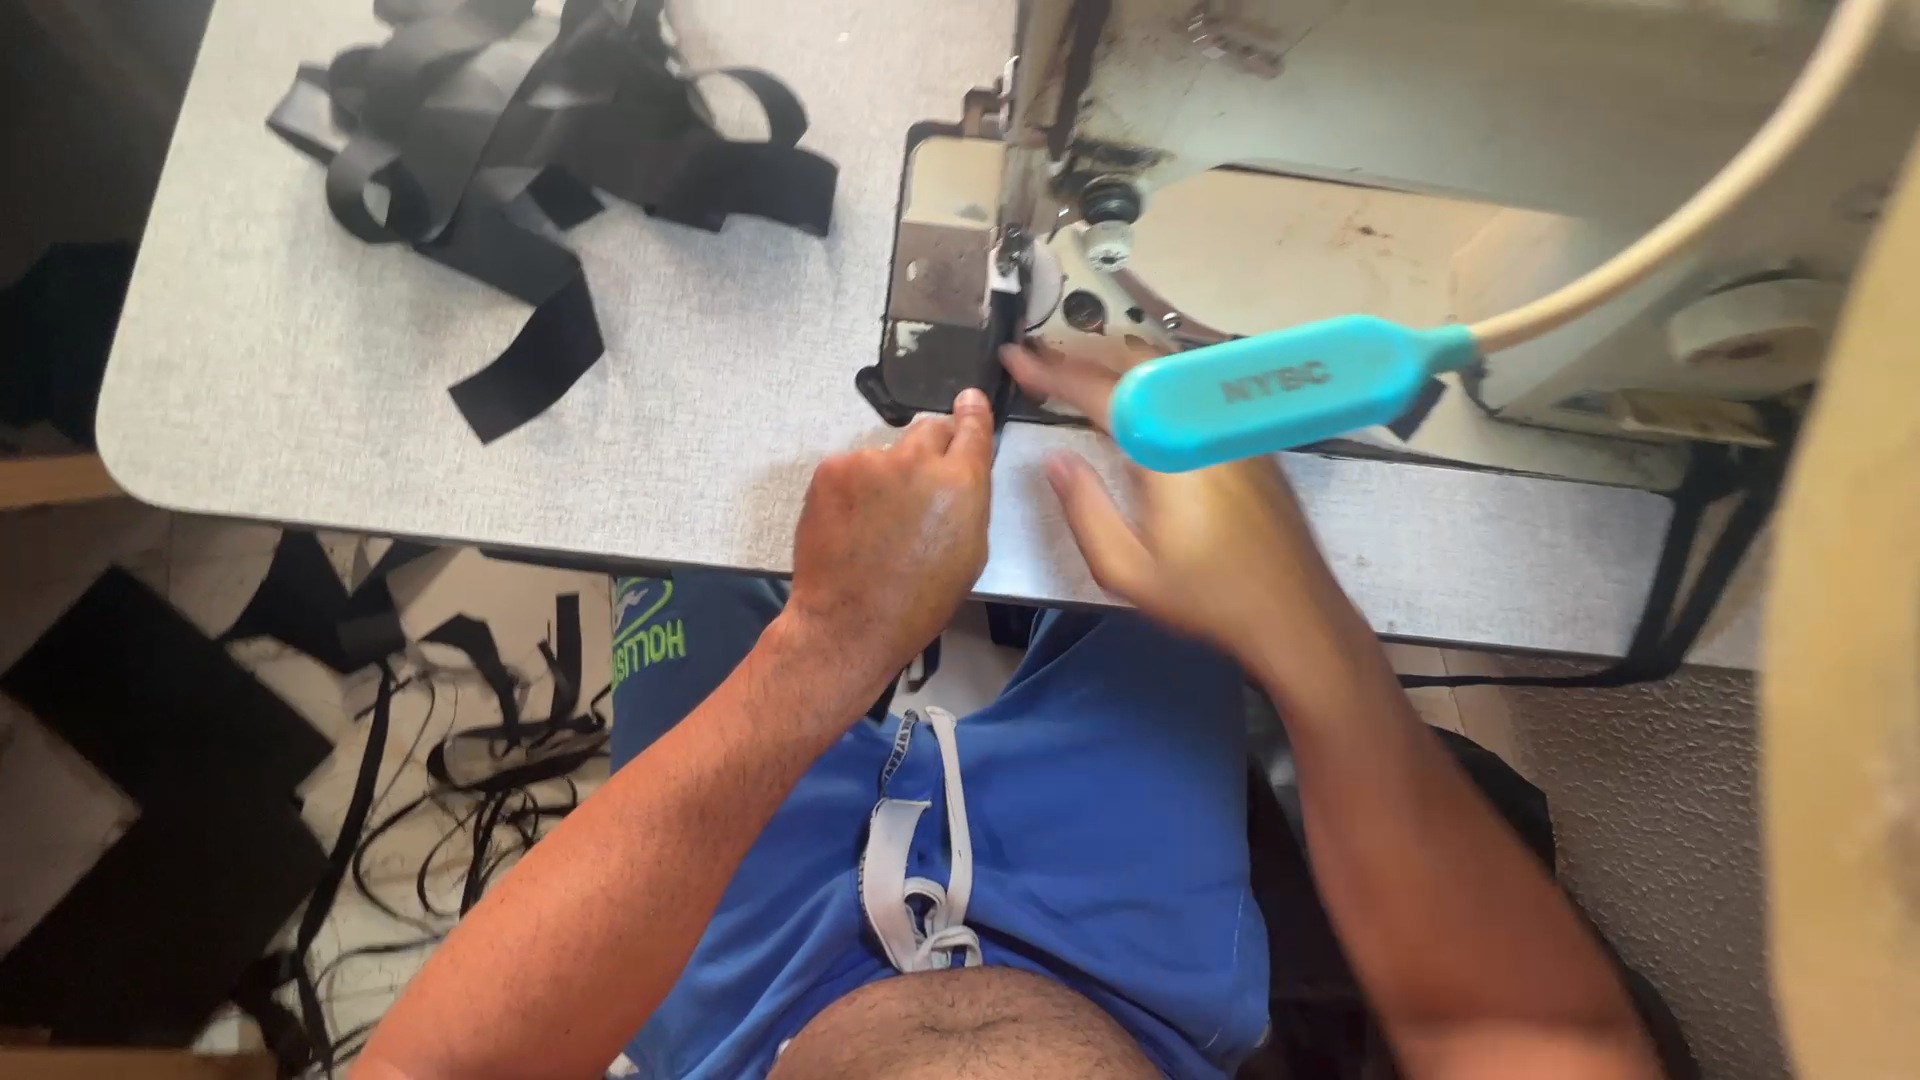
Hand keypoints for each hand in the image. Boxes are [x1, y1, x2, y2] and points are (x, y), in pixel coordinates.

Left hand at [783, 388, 994, 696]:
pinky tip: (852, 522)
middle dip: (929, 451)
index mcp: (961, 482)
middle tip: (917, 488)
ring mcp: (869, 461)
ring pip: (886, 453)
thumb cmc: (919, 599)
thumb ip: (970, 499)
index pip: (972, 426)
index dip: (971, 413)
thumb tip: (962, 472)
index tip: (968, 401)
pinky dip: (854, 488)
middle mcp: (917, 460)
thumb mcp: (970, 551)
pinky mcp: (832, 469)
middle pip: (929, 430)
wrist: (851, 621)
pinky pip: (852, 468)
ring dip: (887, 475)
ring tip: (877, 522)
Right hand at [1001, 343, 1369, 673]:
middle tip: (1037, 357)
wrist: (1296, 614)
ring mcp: (1230, 425)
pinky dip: (1149, 377)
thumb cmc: (1206, 599)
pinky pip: (1189, 386)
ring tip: (1075, 365)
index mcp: (1165, 451)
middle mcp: (1201, 422)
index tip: (1013, 359)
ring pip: (1166, 368)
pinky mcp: (1246, 437)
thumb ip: (1084, 508)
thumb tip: (1055, 459)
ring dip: (1114, 360)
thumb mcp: (1126, 569)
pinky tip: (1133, 391)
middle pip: (1133, 362)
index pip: (1097, 391)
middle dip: (1079, 352)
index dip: (1049, 371)